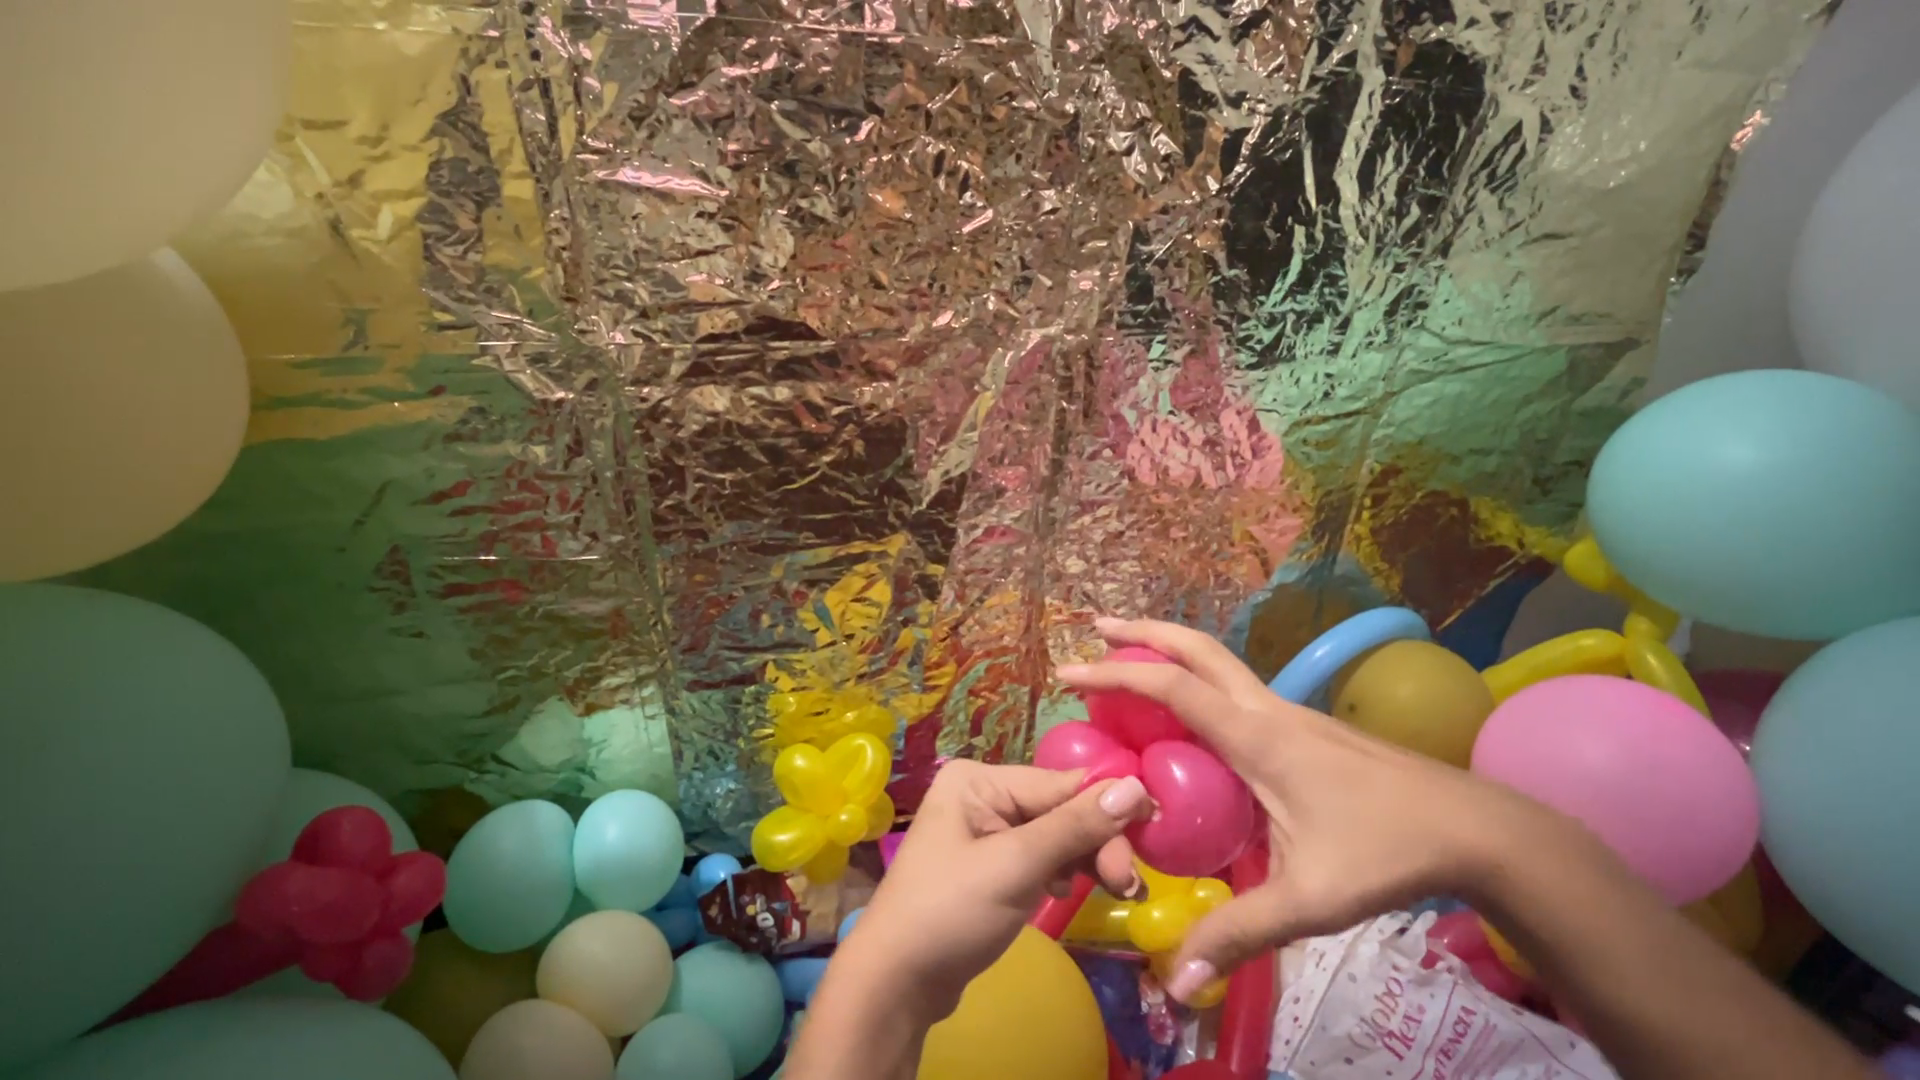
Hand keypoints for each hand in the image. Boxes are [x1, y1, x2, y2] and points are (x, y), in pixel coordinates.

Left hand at [831, 760, 1152, 1021]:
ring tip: (1115, 890)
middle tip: (1126, 884)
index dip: (1107, 810)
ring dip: (1086, 859)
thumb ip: (1075, 826)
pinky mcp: (991, 864)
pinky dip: (1062, 873)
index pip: (1061, 784)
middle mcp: (982, 794)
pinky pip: (1040, 856)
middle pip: (1061, 809)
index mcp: (979, 779)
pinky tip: (1066, 892)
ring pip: (1056, 835)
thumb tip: (1136, 785)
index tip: (1150, 841)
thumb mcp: (1017, 865)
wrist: (897, 981)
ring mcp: (985, 829)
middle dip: (1097, 842)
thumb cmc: (950, 912)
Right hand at [1056, 618, 1548, 1002]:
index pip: (1173, 687)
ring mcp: (1291, 713)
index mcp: (1257, 738)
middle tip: (1096, 626)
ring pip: (1219, 661)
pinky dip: (1198, 676)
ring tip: (1133, 654)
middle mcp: (1268, 710)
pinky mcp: (1306, 727)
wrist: (1476, 828)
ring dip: (1171, 648)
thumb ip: (1239, 934)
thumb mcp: (1307, 899)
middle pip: (1197, 648)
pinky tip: (1194, 710)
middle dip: (1142, 631)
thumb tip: (1177, 980)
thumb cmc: (1385, 854)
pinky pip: (1236, 686)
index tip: (1070, 672)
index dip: (1116, 675)